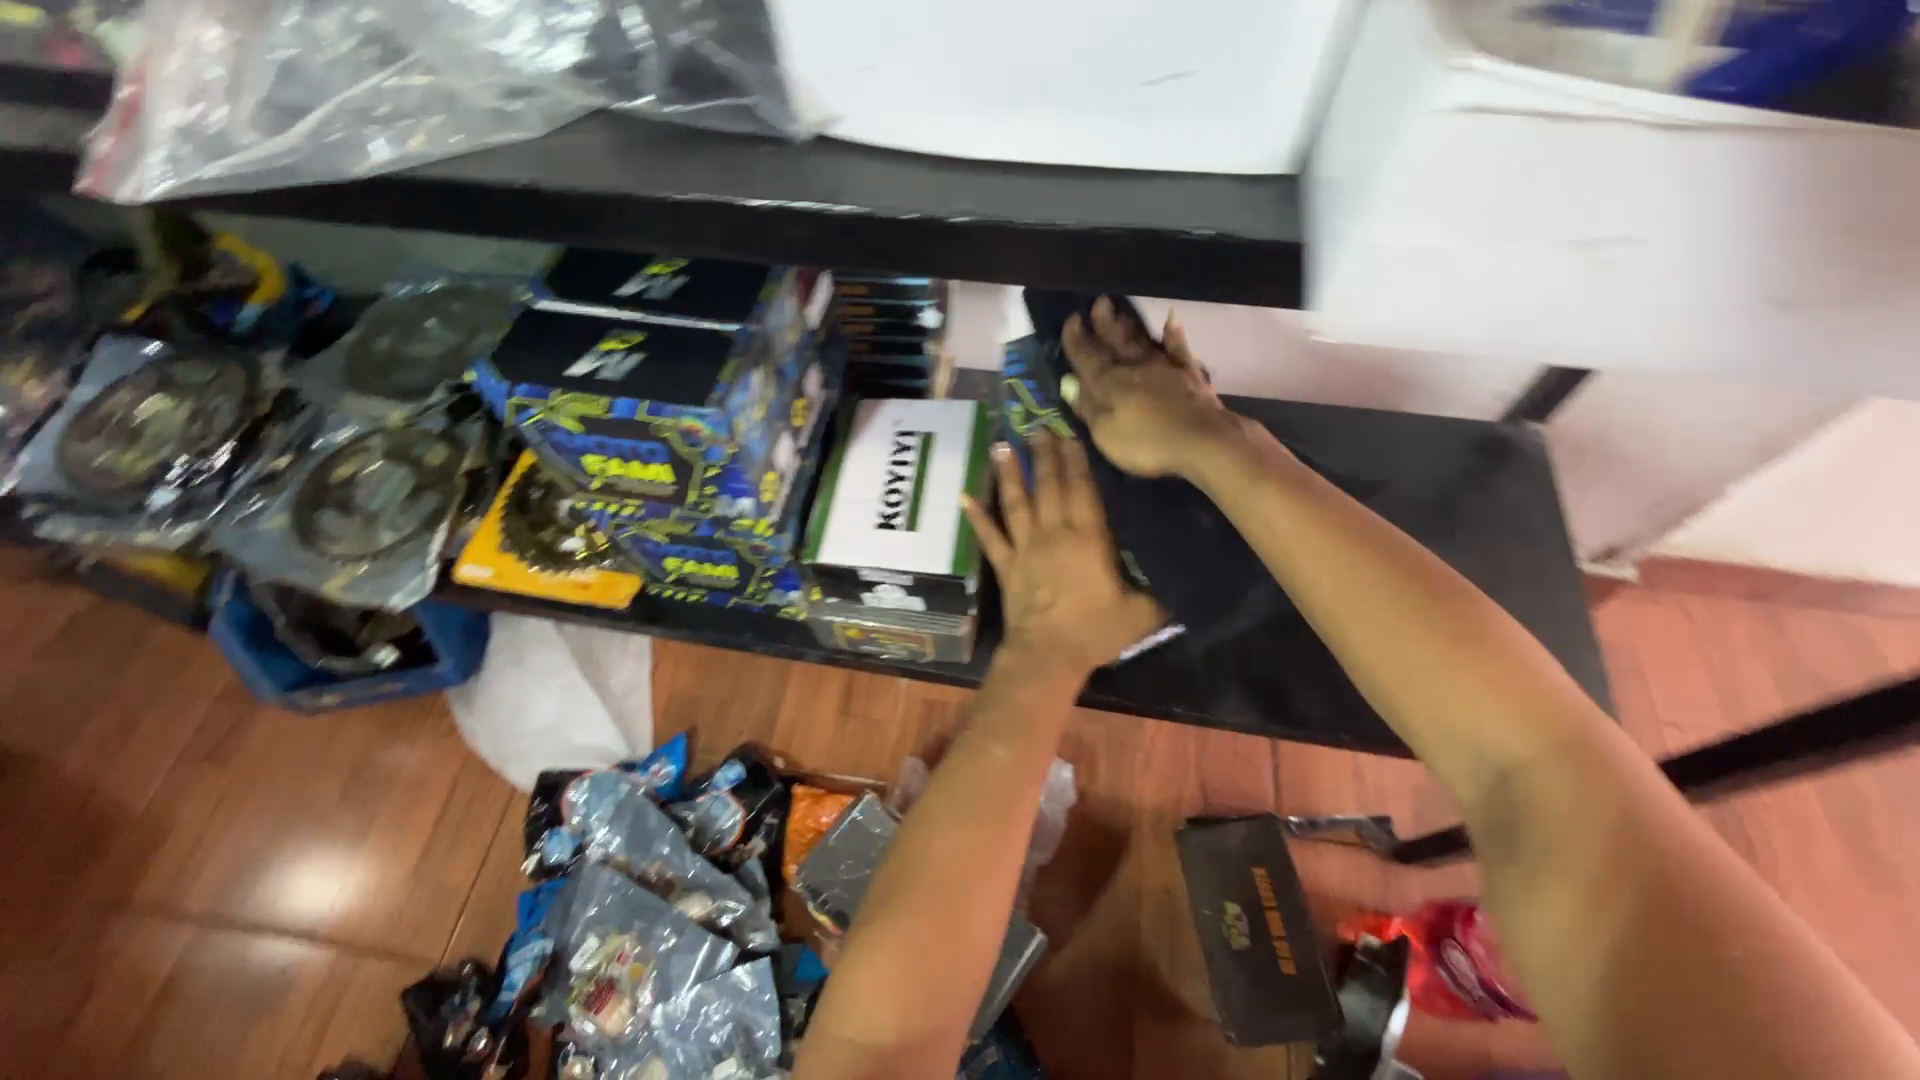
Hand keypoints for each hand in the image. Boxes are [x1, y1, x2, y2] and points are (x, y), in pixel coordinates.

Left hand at [963, 432, 1165, 676]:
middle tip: (1038, 426)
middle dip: (1045, 453)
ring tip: (1002, 445)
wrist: (1048, 654)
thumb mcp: (1141, 611)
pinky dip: (976, 515)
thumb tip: (1184, 575)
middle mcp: (1054, 533)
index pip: (1082, 488)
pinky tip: (964, 495)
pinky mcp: (1005, 566)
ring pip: (1016, 501)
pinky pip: (989, 535)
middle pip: (1049, 485)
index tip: (1071, 433)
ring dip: (1010, 472)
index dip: (1077, 459)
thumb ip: (1160, 590)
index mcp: (1089, 537)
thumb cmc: (1096, 631)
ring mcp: (1025, 548)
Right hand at [1060, 298, 1242, 477]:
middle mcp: (1136, 368)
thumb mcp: (1106, 433)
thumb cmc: (1148, 443)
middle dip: (1104, 323)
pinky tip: (1172, 321)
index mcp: (1111, 382)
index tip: (1070, 319)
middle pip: (1117, 342)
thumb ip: (1088, 407)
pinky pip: (1180, 350)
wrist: (1205, 442)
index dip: (1076, 339)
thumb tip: (1070, 385)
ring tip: (1122, 312)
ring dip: (1131, 327)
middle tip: (1099, 301)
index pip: (1087, 356)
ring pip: (1144, 342)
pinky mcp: (1191, 376)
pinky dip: (1174, 335)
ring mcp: (1167, 369)